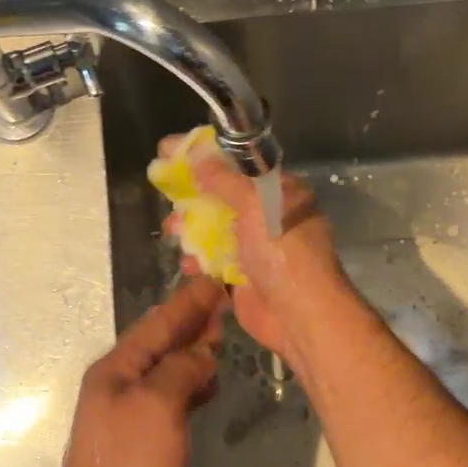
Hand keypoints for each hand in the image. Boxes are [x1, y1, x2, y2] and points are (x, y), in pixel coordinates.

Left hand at [50, 277, 226, 466]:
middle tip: (224, 302)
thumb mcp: (157, 407)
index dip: (186, 302)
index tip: (214, 280)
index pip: (155, 324)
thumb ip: (180, 371)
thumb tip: (200, 357)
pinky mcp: (141, 442)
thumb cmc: (128, 466)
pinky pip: (170, 399)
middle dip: (190, 323)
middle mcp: (118, 386)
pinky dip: (191, 386)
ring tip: (221, 336)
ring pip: (166, 372)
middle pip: (159, 345)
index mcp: (114, 370)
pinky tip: (209, 385)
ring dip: (192, 353)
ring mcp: (128, 415)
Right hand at [160, 136, 348, 358]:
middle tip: (167, 195)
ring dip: (192, 229)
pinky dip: (199, 260)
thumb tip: (197, 155)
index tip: (170, 151)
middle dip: (194, 196)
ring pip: (217, 230)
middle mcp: (271, 217)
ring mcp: (258, 249)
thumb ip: (225, 180)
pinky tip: (186, 262)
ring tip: (172, 230)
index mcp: (282, 192)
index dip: (206, 155)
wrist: (300, 315)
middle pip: (224, 197)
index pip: (239, 164)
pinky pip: (216, 262)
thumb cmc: (284, 251)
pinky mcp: (245, 279)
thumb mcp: (256, 204)